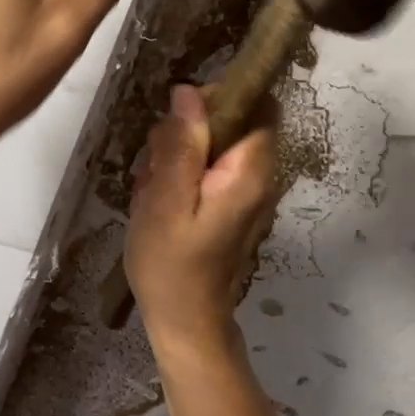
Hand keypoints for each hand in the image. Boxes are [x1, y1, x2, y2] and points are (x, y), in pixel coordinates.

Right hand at [126, 85, 280, 354]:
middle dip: (189, 128)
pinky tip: (160, 199)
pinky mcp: (234, 206)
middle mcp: (261, 178)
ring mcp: (249, 193)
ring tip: (153, 186)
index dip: (219, 97)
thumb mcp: (164, 201)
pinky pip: (210, 169)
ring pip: (216, 144)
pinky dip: (183, 175)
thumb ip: (180, 145)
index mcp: (250, 173)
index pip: (257, 105)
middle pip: (234, 121)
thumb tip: (189, 92)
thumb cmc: (171, 265)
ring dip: (179, 153)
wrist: (186, 324)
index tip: (179, 118)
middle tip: (156, 162)